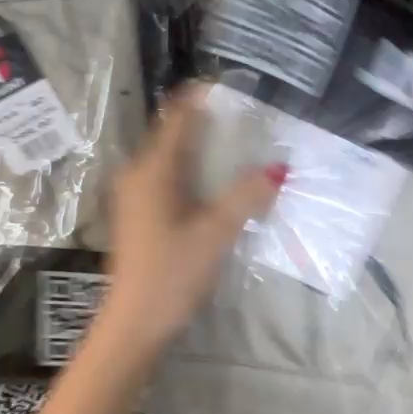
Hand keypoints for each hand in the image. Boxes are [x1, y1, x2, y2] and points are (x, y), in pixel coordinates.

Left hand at [99, 83, 285, 351]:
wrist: (134, 324)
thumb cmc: (172, 275)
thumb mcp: (215, 235)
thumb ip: (246, 197)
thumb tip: (278, 169)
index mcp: (152, 170)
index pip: (178, 116)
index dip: (203, 97)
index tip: (235, 89)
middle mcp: (137, 175)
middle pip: (174, 136)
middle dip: (209, 127)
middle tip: (248, 124)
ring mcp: (135, 199)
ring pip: (172, 163)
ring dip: (203, 155)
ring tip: (240, 154)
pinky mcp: (139, 220)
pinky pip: (169, 185)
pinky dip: (194, 179)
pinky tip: (217, 192)